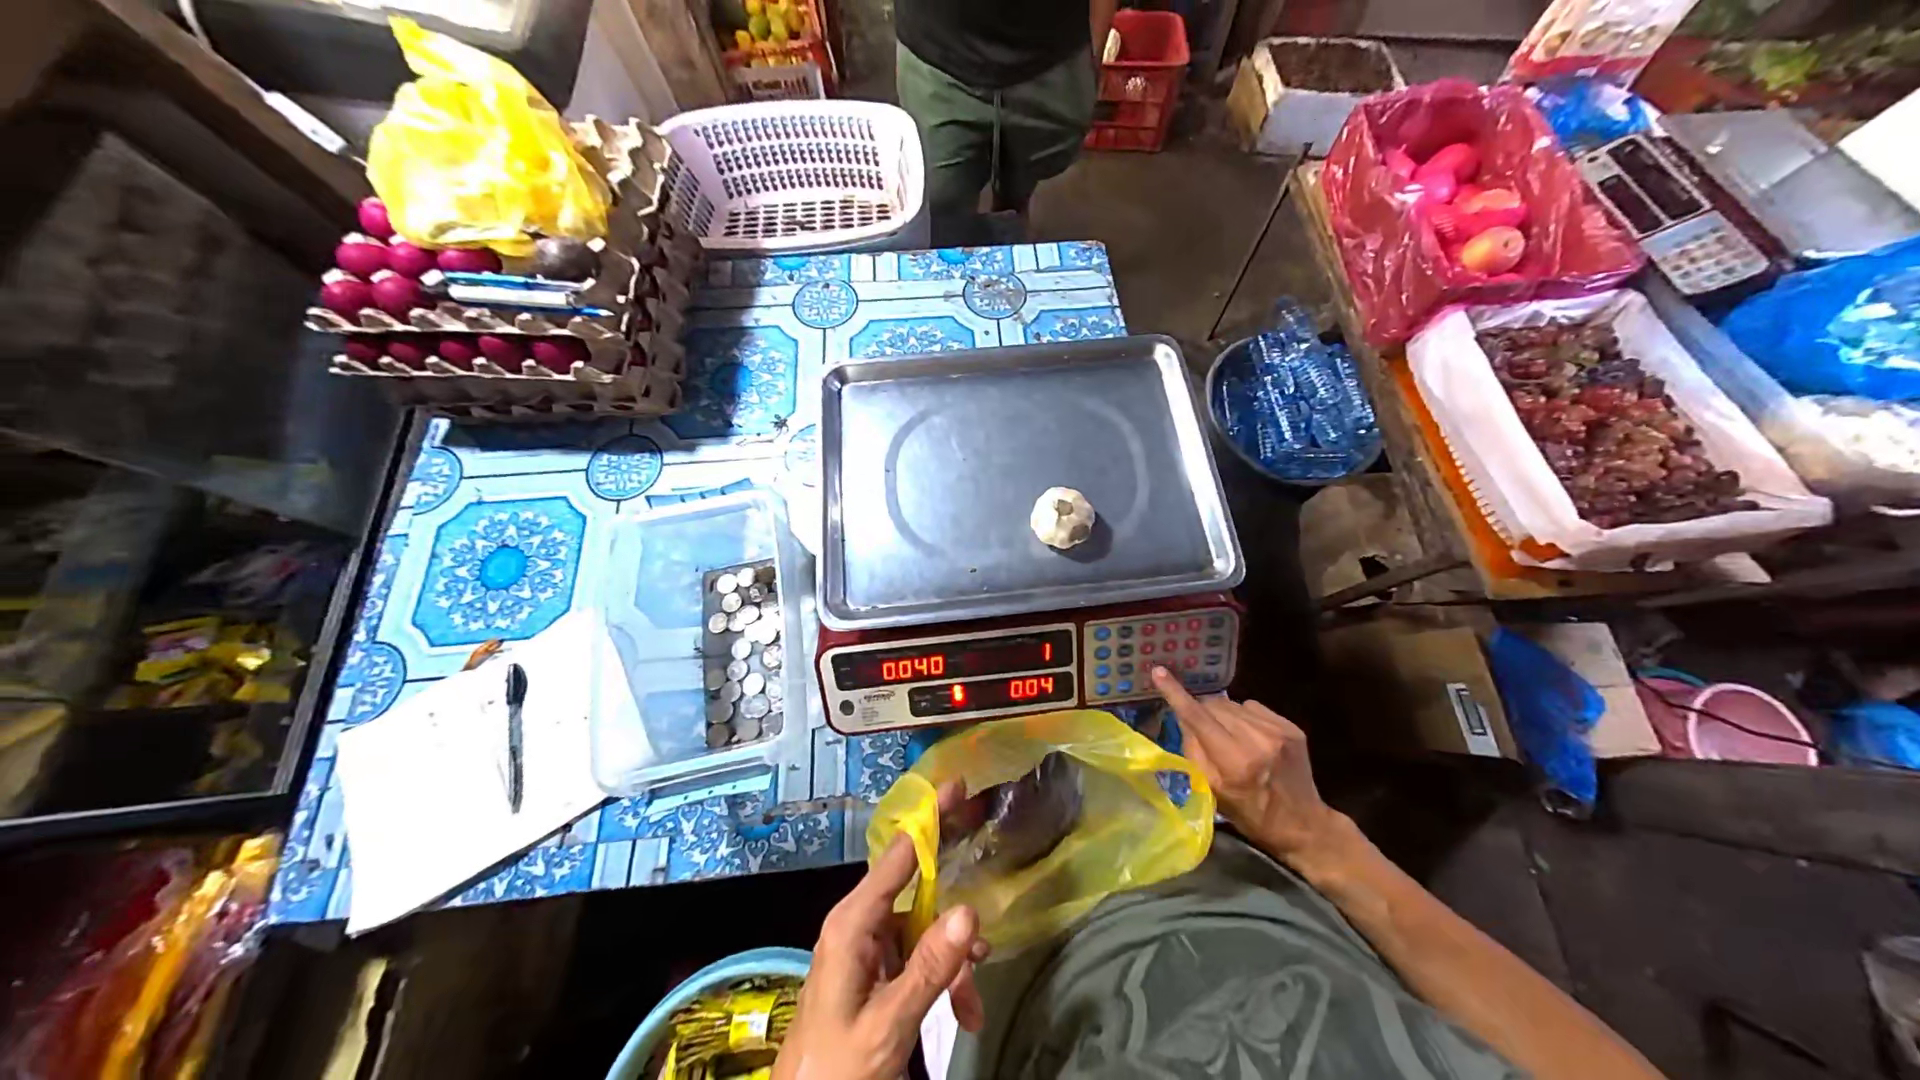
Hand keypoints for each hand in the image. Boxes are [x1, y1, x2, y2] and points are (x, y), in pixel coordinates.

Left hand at [773, 834, 987, 1079]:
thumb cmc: (836, 1067)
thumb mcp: (888, 1023)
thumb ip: (930, 967)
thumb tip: (969, 909)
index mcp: (852, 923)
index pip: (899, 855)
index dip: (929, 817)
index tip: (956, 786)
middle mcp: (859, 924)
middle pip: (917, 889)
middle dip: (954, 904)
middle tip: (985, 886)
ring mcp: (867, 949)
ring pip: (925, 933)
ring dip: (953, 963)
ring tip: (970, 1003)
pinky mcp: (874, 973)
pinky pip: (917, 961)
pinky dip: (942, 981)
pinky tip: (962, 1013)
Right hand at [1151, 665, 1345, 865]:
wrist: (1302, 824)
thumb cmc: (1250, 813)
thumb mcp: (1212, 790)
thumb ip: (1194, 751)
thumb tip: (1184, 719)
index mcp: (1235, 761)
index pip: (1197, 717)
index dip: (1175, 693)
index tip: (1158, 672)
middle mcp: (1257, 739)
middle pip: (1213, 706)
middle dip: (1202, 713)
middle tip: (1204, 733)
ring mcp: (1277, 730)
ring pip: (1232, 704)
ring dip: (1223, 715)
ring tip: (1229, 738)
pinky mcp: (1290, 726)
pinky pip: (1252, 706)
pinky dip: (1243, 716)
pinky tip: (1249, 737)